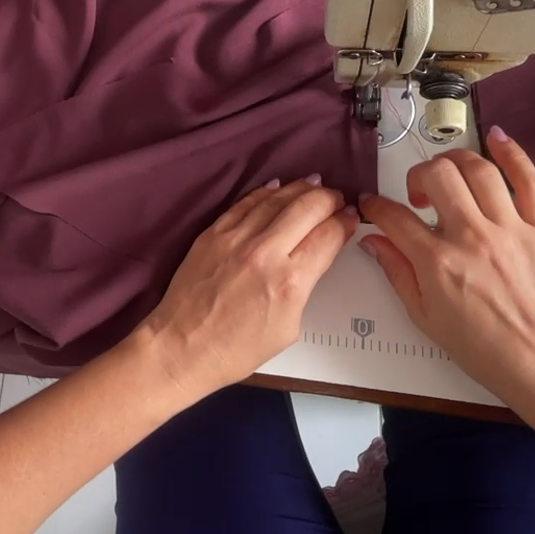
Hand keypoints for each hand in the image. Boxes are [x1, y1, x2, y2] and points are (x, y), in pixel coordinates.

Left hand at [132, 176, 355, 400]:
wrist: (183, 346)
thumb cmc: (236, 349)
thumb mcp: (288, 327)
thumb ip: (304, 287)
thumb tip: (313, 257)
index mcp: (290, 281)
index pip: (328, 236)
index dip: (345, 222)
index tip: (351, 217)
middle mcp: (264, 252)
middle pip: (307, 207)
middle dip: (328, 199)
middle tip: (337, 198)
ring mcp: (235, 238)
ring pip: (276, 199)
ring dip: (300, 189)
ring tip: (315, 184)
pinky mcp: (213, 233)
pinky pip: (245, 203)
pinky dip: (265, 192)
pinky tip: (277, 187)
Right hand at [357, 127, 534, 417]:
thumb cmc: (483, 349)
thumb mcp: (424, 317)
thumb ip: (397, 272)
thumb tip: (372, 241)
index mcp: (437, 262)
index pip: (394, 216)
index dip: (375, 206)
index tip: (372, 205)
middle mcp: (471, 237)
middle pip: (437, 176)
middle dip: (418, 176)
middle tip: (418, 196)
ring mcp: (510, 229)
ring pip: (477, 169)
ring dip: (454, 162)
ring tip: (449, 176)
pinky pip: (529, 180)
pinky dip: (512, 154)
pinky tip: (495, 139)